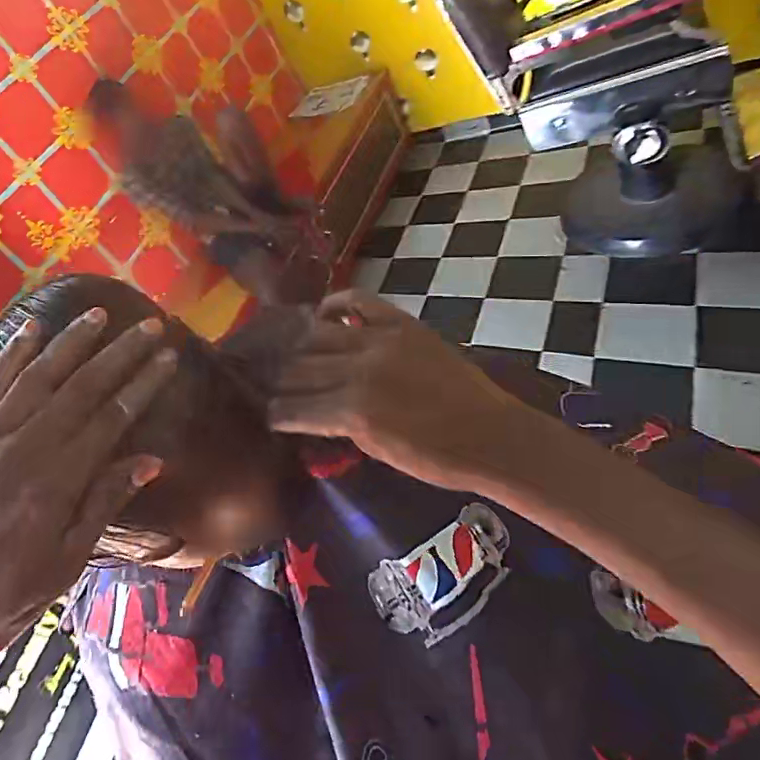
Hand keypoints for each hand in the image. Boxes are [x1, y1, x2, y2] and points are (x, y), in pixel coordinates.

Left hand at [0, 310, 177, 654]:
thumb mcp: (63, 565)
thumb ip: (103, 504)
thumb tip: (149, 460)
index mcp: (56, 480)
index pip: (112, 417)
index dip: (142, 383)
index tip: (167, 357)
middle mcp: (23, 447)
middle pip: (80, 387)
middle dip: (119, 353)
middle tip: (149, 325)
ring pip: (36, 376)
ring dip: (70, 342)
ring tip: (97, 314)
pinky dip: (10, 355)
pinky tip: (28, 331)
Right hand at [268, 290, 530, 492]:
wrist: (491, 436)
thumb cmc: (435, 458)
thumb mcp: (377, 453)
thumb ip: (338, 428)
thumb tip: (309, 413)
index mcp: (352, 413)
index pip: (293, 408)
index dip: (275, 413)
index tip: (268, 414)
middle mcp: (358, 372)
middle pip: (298, 368)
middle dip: (280, 381)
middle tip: (273, 384)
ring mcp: (380, 341)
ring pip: (316, 334)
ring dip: (299, 347)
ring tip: (293, 352)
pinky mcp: (401, 323)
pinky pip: (357, 301)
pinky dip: (335, 305)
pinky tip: (323, 315)